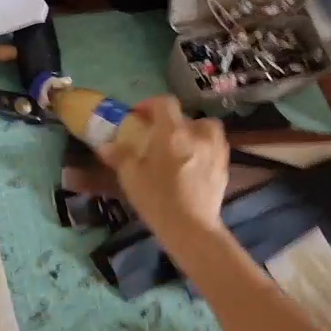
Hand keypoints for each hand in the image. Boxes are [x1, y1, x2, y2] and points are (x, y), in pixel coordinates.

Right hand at [99, 97, 228, 243]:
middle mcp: (196, 134)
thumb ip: (119, 156)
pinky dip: (206, 147)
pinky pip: (216, 146)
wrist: (191, 228)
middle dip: (172, 121)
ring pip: (208, 128)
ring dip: (195, 130)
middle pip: (187, 116)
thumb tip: (105, 145)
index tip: (139, 116)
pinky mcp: (224, 166)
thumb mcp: (130, 177)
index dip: (150, 104)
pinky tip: (196, 163)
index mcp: (171, 132)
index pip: (165, 103)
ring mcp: (215, 150)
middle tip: (160, 136)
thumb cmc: (157, 199)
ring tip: (183, 145)